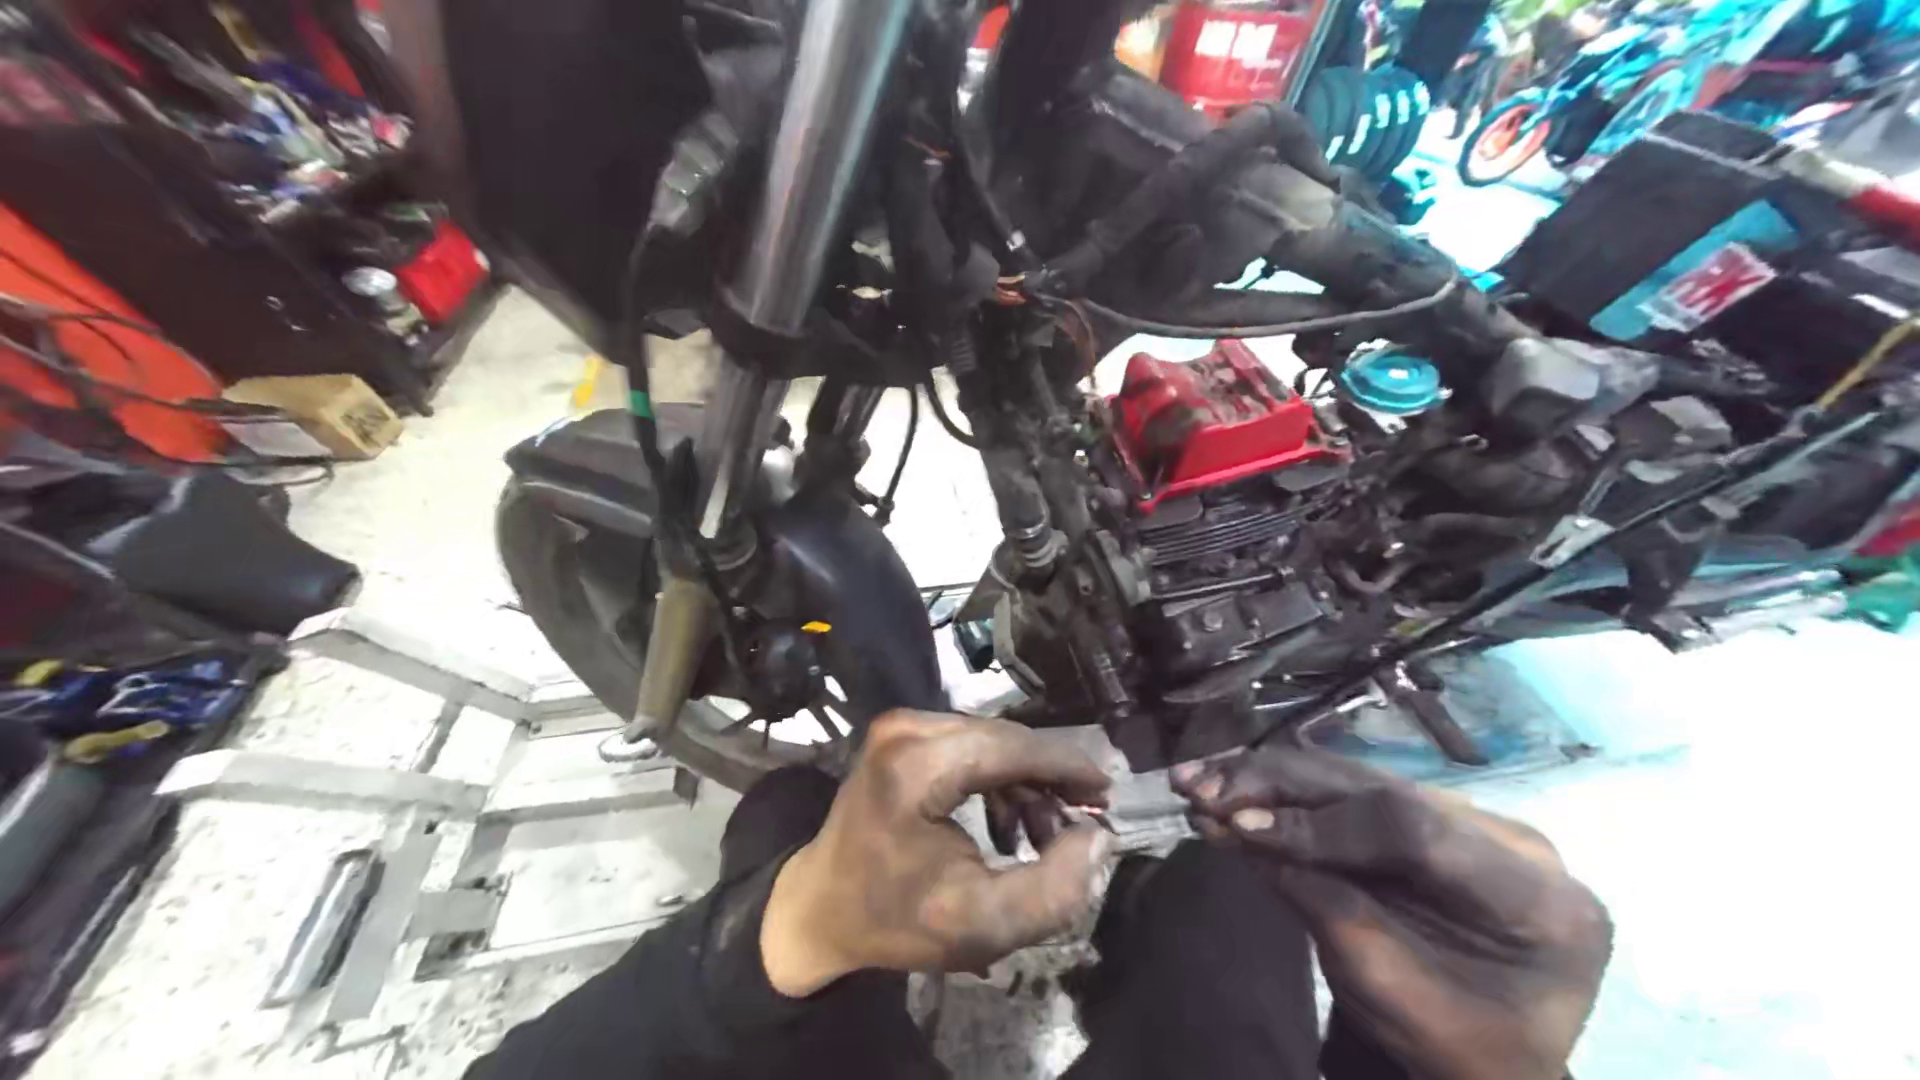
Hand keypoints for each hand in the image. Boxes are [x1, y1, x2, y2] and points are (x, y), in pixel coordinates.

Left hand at [760, 710, 1116, 996]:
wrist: (819, 907)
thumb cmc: (892, 920)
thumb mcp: (980, 925)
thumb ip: (1052, 890)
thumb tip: (1097, 837)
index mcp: (916, 766)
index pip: (1012, 747)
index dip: (1066, 765)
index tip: (1105, 791)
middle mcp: (906, 728)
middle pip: (1004, 739)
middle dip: (1049, 777)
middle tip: (1082, 819)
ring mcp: (899, 726)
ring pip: (991, 739)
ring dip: (1025, 780)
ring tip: (1042, 833)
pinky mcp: (899, 734)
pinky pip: (969, 743)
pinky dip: (997, 776)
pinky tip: (1008, 822)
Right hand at [1174, 747, 1611, 1079]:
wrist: (1474, 1061)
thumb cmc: (1452, 1049)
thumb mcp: (1392, 994)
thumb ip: (1327, 906)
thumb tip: (1239, 828)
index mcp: (1533, 892)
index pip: (1409, 826)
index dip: (1314, 822)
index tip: (1236, 827)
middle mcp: (1497, 835)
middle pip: (1366, 788)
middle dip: (1271, 785)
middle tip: (1196, 788)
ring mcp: (1454, 817)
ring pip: (1341, 778)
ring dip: (1260, 779)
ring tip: (1193, 783)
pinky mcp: (1412, 814)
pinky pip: (1334, 792)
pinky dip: (1272, 794)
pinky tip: (1221, 791)